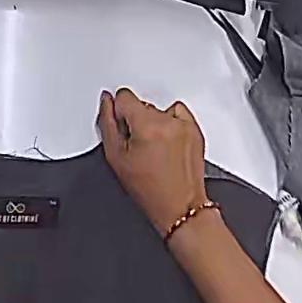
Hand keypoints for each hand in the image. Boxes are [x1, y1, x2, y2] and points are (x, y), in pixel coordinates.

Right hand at [97, 89, 207, 237]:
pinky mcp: (194, 129)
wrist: (180, 206)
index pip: (124, 96)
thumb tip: (107, 102)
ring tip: (154, 147)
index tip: (123, 129)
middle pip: (141, 104)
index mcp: (147, 125)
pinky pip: (178, 112)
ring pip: (158, 109)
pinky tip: (167, 142)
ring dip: (153, 123)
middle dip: (136, 120)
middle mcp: (168, 121)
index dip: (118, 112)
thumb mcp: (116, 157)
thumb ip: (107, 124)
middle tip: (138, 145)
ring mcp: (184, 125)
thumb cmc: (150, 189)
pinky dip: (171, 122)